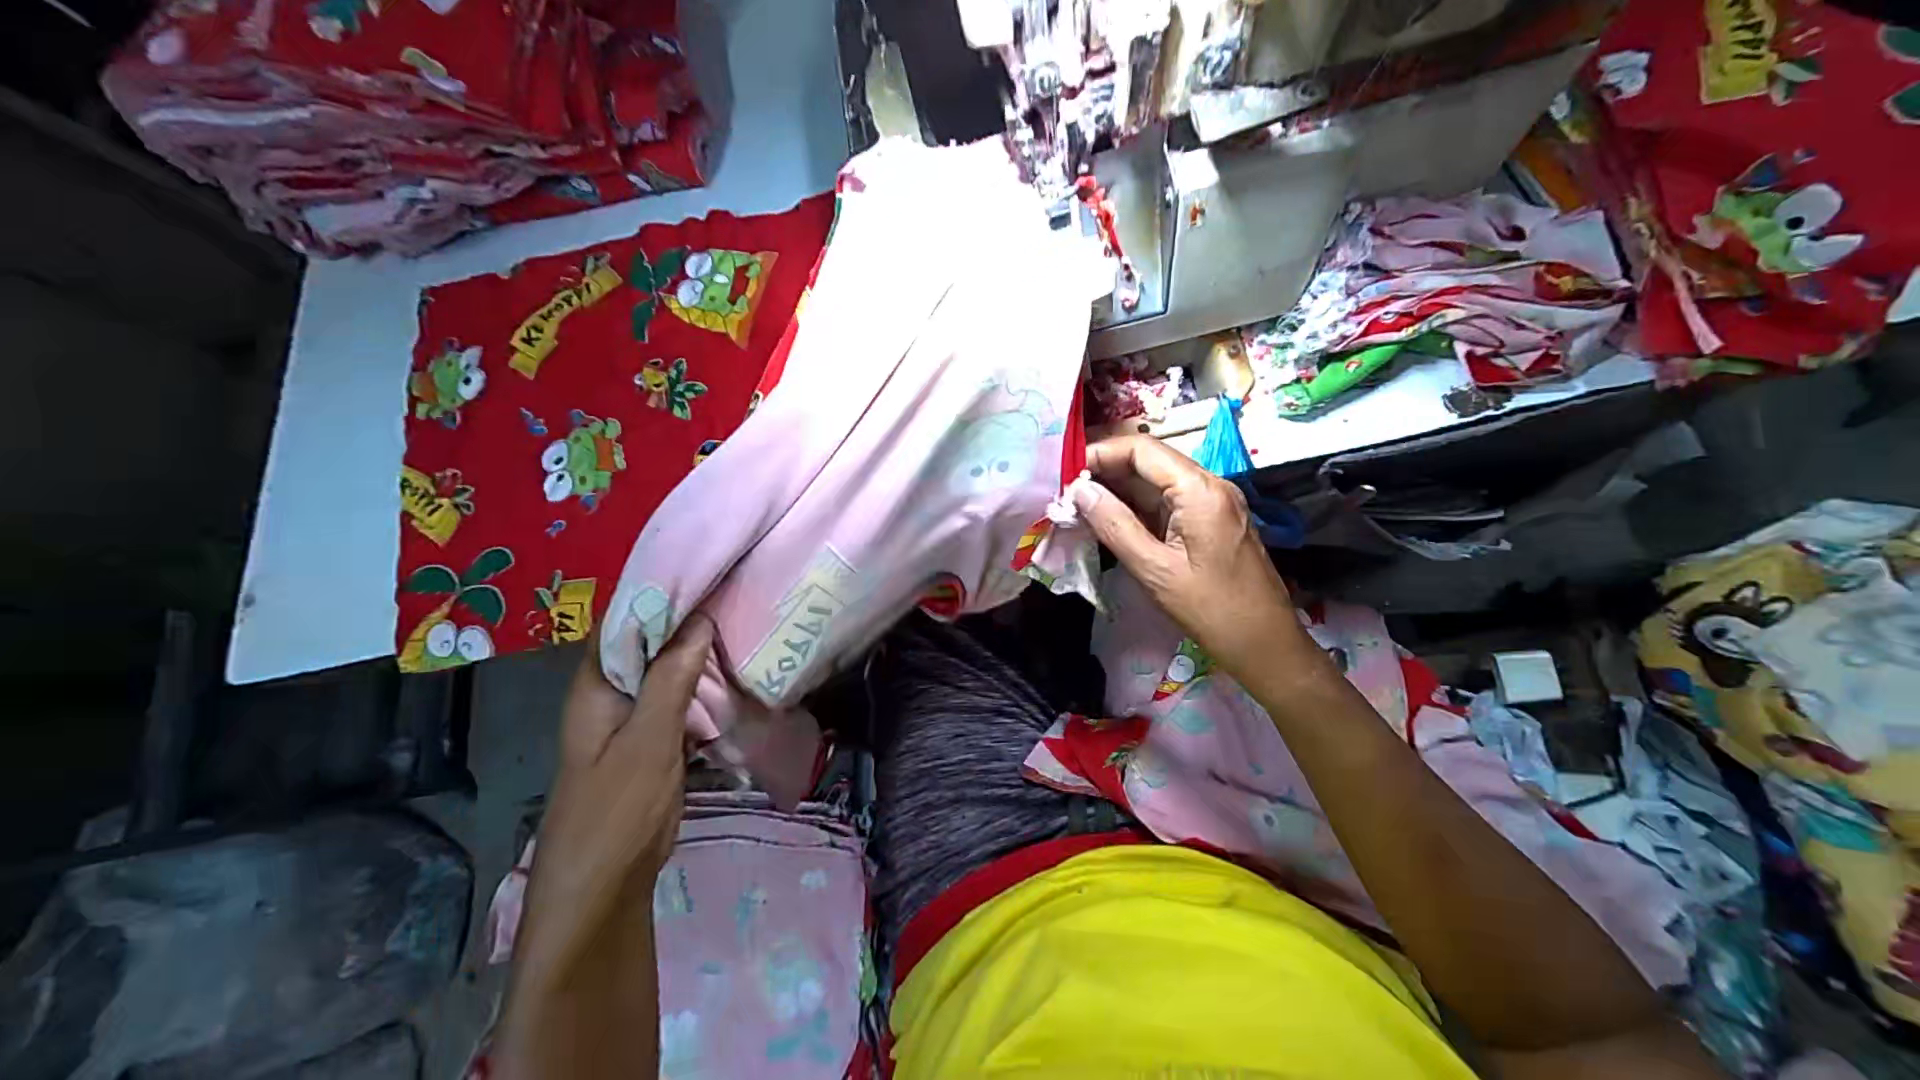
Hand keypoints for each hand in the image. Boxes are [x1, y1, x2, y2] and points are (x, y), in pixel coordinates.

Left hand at [500, 616, 712, 1018]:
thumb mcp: (648, 739)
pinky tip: (733, 678)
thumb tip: (699, 619)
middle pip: (648, 645)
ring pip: (667, 674)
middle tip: (736, 597)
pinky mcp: (653, 743)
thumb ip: (671, 678)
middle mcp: (610, 695)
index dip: (658, 595)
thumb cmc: (616, 809)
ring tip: (742, 628)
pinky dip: (701, 690)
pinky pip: (678, 703)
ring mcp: (632, 721)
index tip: (705, 574)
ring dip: (697, 657)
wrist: (605, 886)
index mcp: (594, 685)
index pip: (623, 622)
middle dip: (687, 623)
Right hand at [1075, 435, 1306, 680]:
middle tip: (1066, 493)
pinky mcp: (1210, 522)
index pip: (1141, 449)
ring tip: (1079, 507)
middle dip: (1105, 472)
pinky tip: (1109, 521)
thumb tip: (1079, 491)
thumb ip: (1114, 525)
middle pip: (1149, 461)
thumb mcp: (1155, 570)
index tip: (1064, 473)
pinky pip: (1167, 503)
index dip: (1099, 454)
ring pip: (1156, 482)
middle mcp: (1209, 486)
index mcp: (1199, 490)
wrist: (1266, 644)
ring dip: (1118, 490)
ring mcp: (1212, 503)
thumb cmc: (1211, 610)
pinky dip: (1136, 508)